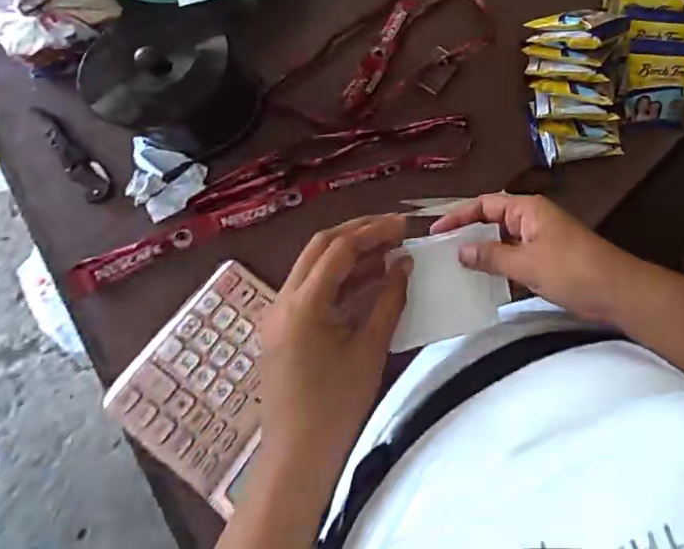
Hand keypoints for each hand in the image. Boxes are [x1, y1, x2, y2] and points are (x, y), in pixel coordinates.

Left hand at [257, 214, 410, 466]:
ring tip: (388, 249)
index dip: (374, 231)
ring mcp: (279, 313)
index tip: (404, 225)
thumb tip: (404, 263)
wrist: (297, 459)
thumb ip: (389, 299)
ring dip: (350, 253)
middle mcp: (283, 300)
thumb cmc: (336, 406)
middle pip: (321, 246)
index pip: (339, 248)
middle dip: (359, 231)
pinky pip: (312, 287)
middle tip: (394, 229)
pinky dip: (339, 276)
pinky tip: (369, 277)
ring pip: (314, 264)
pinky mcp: (283, 327)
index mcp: (303, 303)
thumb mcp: (370, 349)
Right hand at [428, 194, 650, 323]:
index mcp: (528, 209)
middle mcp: (533, 218)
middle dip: (468, 233)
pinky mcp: (548, 259)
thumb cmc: (572, 270)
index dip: (458, 215)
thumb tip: (461, 249)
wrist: (617, 291)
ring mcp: (542, 239)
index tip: (435, 232)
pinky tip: (484, 282)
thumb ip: (491, 256)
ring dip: (483, 252)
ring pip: (503, 241)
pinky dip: (499, 266)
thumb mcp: (526, 264)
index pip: (485, 204)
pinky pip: (515, 257)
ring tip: (455, 267)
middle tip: (440, 250)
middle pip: (493, 220)